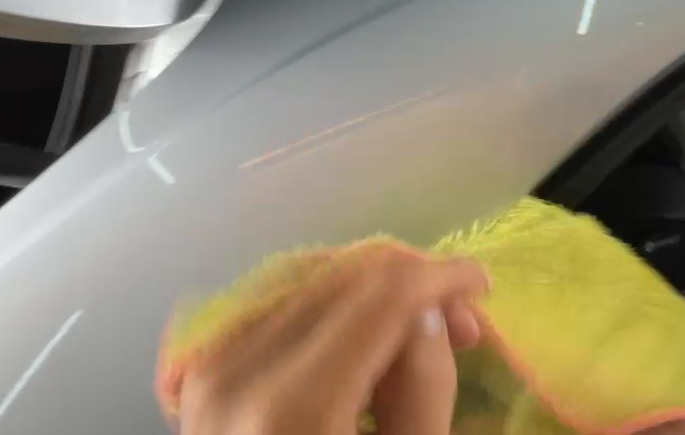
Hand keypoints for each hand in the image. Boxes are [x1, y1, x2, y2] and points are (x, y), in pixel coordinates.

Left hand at [176, 242, 487, 434]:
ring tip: (412, 333)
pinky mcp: (201, 372)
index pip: (384, 293)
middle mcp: (238, 375)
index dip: (444, 276)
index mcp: (290, 411)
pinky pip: (281, 297)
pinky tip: (362, 332)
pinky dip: (332, 300)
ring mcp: (210, 370)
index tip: (483, 287)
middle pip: (353, 275)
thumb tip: (428, 310)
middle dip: (416, 284)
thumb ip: (424, 389)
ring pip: (319, 273)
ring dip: (377, 289)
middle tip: (458, 327)